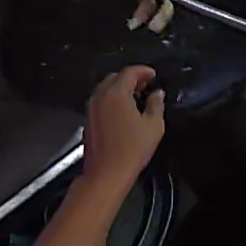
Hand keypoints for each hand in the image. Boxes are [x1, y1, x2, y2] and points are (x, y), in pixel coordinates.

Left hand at [83, 65, 164, 187]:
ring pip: (106, 89)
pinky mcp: (88, 120)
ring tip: (136, 97)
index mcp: (116, 94)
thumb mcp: (153, 126)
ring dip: (121, 88)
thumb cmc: (131, 150)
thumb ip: (156, 104)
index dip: (143, 70)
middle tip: (146, 84)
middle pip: (115, 77)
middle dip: (131, 78)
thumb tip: (157, 94)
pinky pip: (101, 101)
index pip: (129, 72)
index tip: (153, 74)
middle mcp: (100, 97)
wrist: (106, 174)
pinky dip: (112, 99)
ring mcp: (92, 109)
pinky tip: (124, 111)